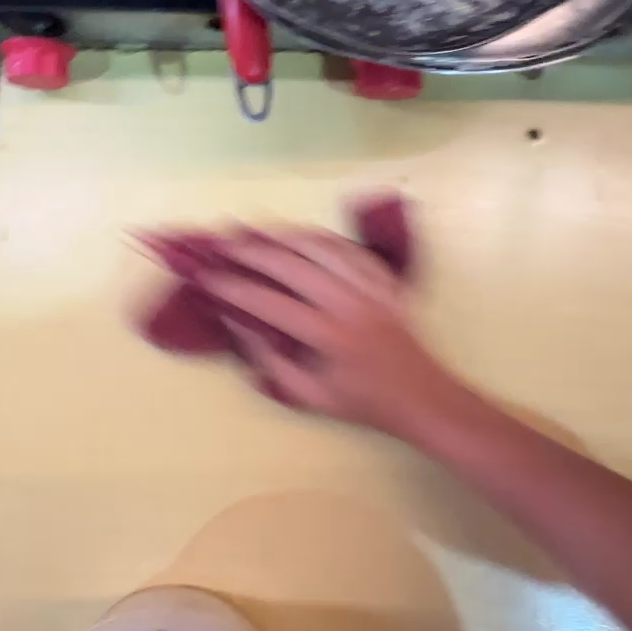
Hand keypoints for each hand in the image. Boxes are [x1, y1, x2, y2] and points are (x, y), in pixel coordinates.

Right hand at [197, 230, 470, 437]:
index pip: (269, 303)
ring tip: (257, 228)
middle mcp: (349, 302)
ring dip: (285, 234)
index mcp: (328, 335)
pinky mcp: (384, 279)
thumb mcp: (309, 396)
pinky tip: (301, 235)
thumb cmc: (363, 402)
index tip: (208, 278)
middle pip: (292, 263)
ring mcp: (370, 286)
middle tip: (225, 242)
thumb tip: (240, 326)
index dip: (234, 288)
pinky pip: (349, 248)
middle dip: (253, 250)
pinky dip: (321, 237)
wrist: (423, 396)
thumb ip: (271, 362)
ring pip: (321, 246)